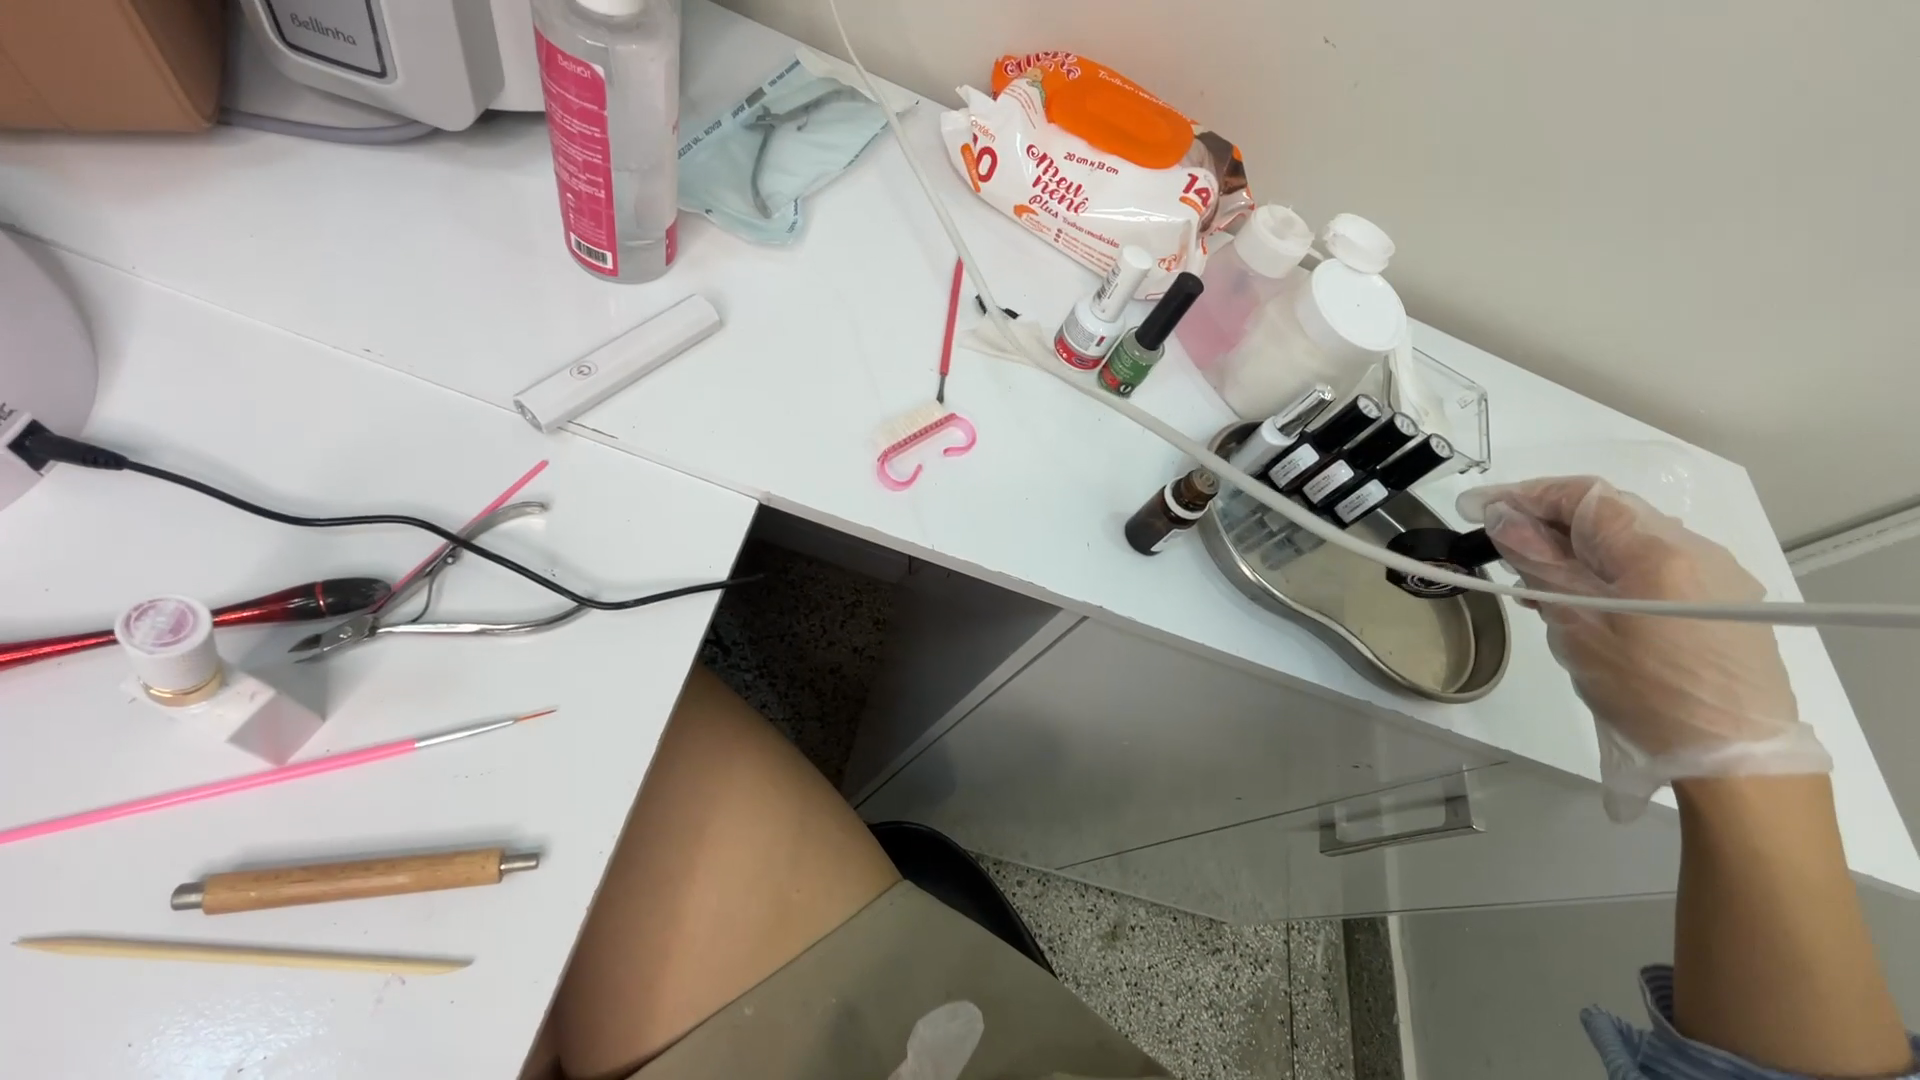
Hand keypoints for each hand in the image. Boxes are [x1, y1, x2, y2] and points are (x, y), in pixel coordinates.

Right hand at [1458, 476, 1830, 819]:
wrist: (1736, 757)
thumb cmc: (1647, 690)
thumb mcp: (1578, 625)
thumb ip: (1540, 564)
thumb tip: (1503, 518)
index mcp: (1657, 549)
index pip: (1581, 495)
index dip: (1524, 494)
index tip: (1476, 508)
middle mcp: (1694, 548)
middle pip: (1607, 514)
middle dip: (1545, 522)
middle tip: (1498, 548)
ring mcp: (1715, 575)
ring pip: (1628, 541)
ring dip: (1574, 550)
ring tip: (1533, 583)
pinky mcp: (1723, 603)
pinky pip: (1653, 567)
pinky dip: (1607, 571)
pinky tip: (1583, 602)